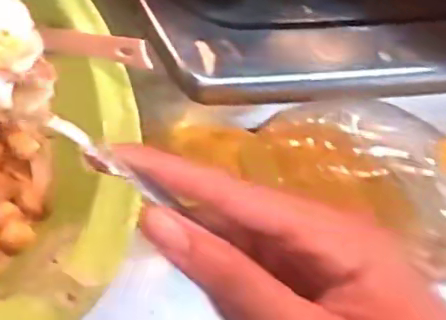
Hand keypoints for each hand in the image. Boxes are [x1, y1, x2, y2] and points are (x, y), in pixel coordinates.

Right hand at [115, 145, 445, 319]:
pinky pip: (258, 274)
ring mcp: (323, 265)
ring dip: (207, 255)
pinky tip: (223, 295)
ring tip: (186, 260)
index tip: (113, 150)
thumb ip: (230, 277)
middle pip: (234, 214)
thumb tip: (152, 217)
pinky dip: (231, 283)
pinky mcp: (319, 292)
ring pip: (241, 246)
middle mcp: (324, 234)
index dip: (169, 169)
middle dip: (182, 210)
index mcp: (332, 231)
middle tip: (121, 193)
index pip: (231, 190)